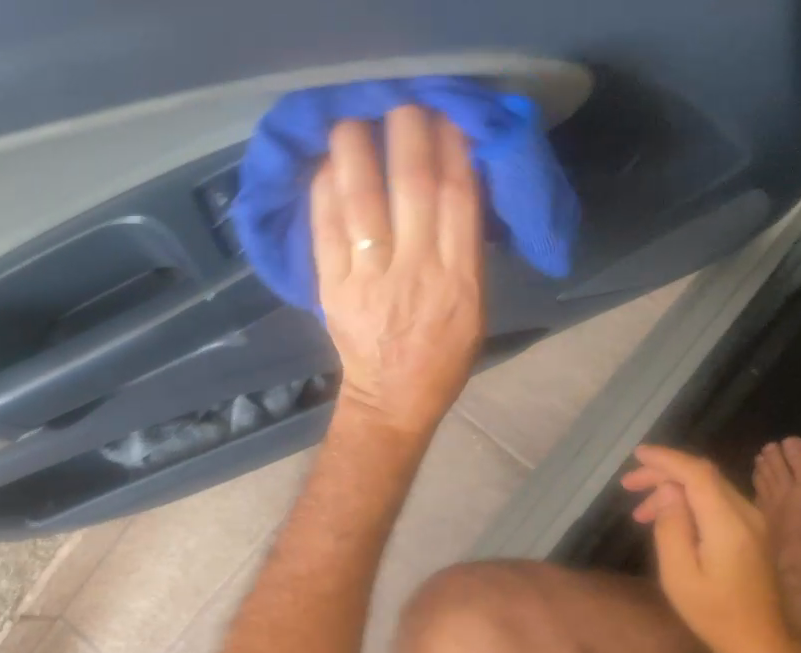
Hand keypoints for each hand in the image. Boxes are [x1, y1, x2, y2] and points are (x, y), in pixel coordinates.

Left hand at [311, 107, 485, 438]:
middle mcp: (416, 273)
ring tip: (354, 117)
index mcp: (460, 280)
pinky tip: (328, 161)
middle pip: (412, 187)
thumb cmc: (443, 358)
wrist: (394, 402)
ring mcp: (370, 280)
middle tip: (401, 103)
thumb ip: (465, 252)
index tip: (446, 116)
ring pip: (362, 198)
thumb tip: (455, 188)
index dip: (451, 149)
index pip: (457, 199)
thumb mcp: (475, 309)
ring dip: (357, 148)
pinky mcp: (334, 288)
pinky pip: (326, 227)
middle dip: (407, 134)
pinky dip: (325, 188)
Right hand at [623, 445, 795, 652]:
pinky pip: (719, 503)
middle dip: (664, 473)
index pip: (697, 473)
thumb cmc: (714, 615)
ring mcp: (754, 522)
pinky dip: (692, 502)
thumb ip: (671, 527)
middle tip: (628, 485)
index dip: (666, 460)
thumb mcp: (679, 576)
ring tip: (640, 513)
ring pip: (710, 488)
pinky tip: (670, 518)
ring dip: (675, 490)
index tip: (637, 455)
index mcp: (728, 523)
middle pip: (704, 476)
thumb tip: (668, 492)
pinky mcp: (754, 532)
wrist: (760, 641)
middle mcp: (746, 513)